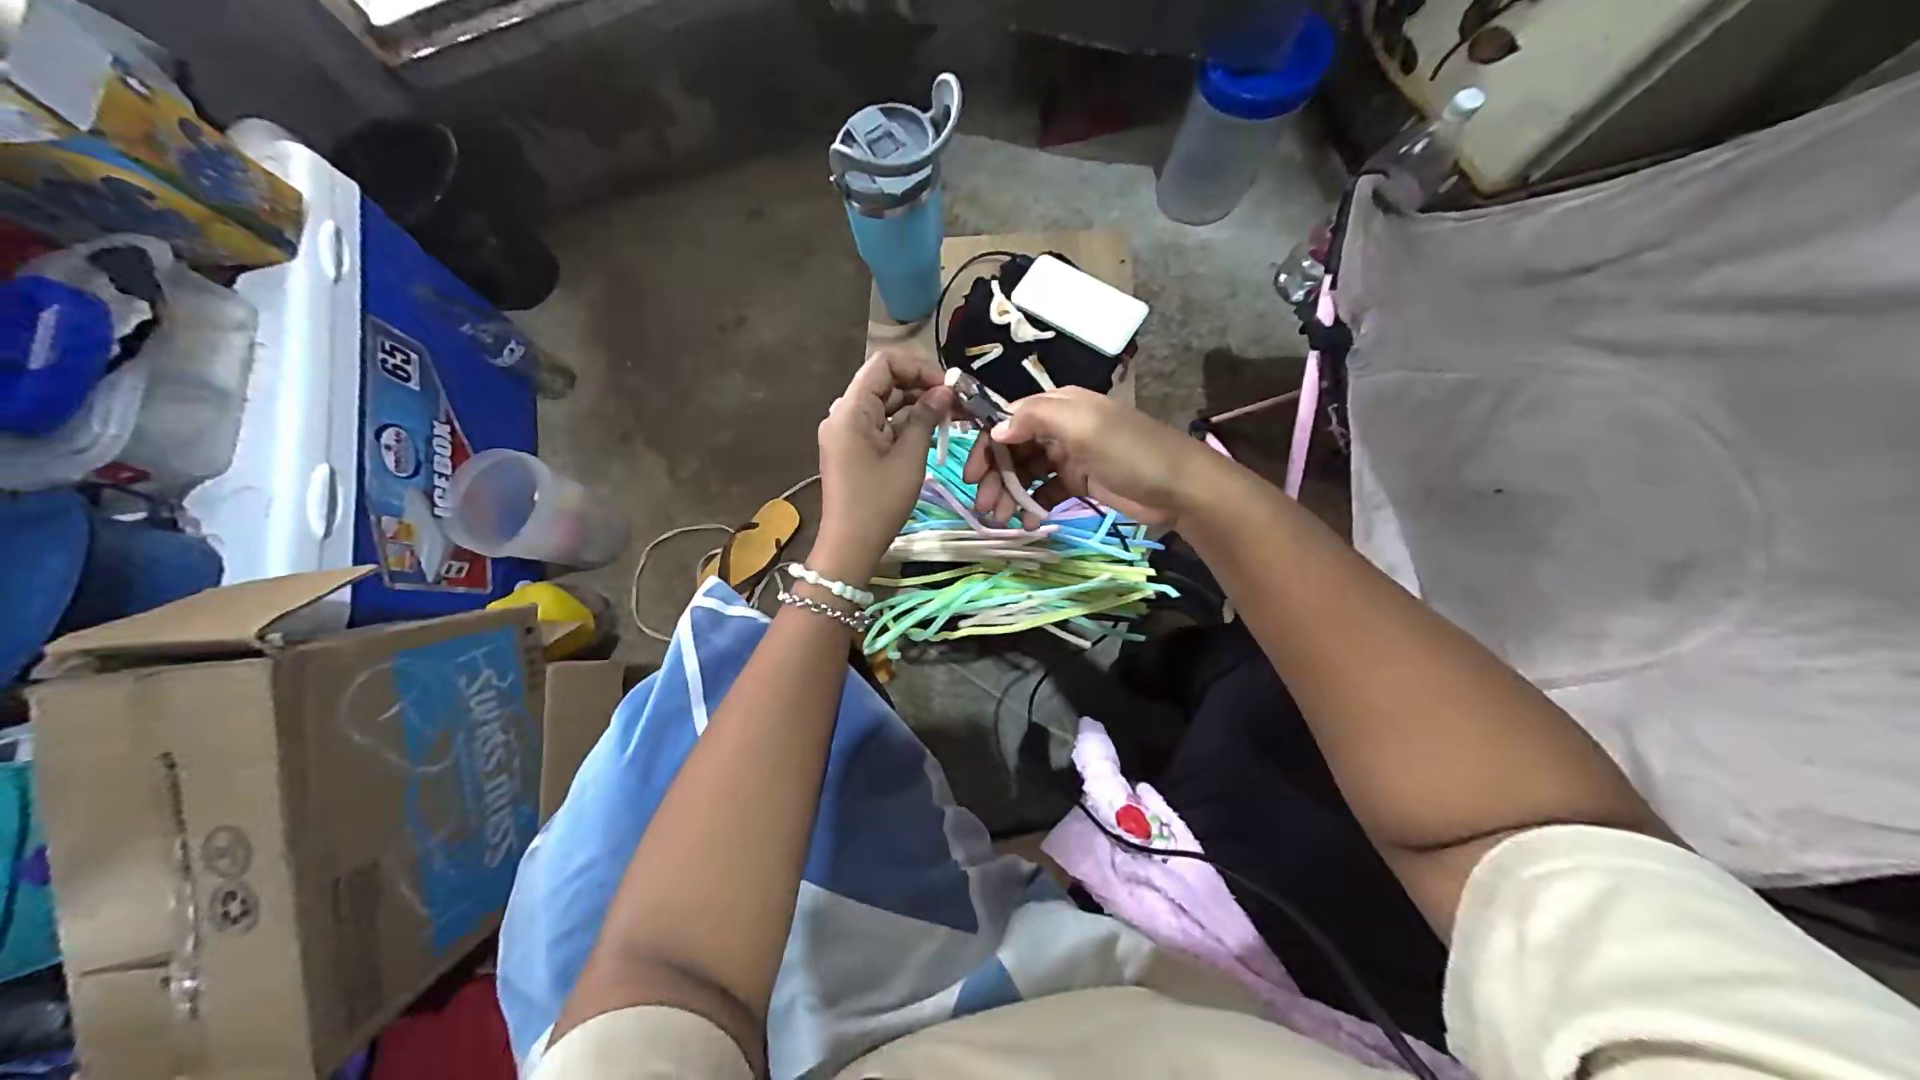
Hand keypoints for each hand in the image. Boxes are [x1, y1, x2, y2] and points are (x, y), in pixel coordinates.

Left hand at [814, 348, 953, 582]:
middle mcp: (843, 413)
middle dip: (920, 386)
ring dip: (914, 404)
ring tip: (948, 416)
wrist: (849, 546)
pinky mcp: (851, 447)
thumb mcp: (909, 458)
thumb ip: (925, 418)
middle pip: (883, 381)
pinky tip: (928, 431)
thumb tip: (944, 391)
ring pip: (883, 402)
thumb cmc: (879, 502)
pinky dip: (903, 422)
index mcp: (851, 410)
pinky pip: (879, 423)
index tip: (947, 386)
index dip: (918, 367)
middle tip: (955, 402)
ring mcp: (845, 431)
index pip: (883, 363)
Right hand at [963, 387, 1208, 529]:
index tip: (972, 475)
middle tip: (984, 506)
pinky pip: (1045, 492)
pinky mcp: (1079, 483)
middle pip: (1014, 449)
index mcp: (1059, 405)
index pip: (1009, 421)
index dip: (987, 446)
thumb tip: (996, 428)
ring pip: (1026, 473)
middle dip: (995, 476)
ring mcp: (1069, 456)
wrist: (1179, 488)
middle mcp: (1060, 427)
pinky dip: (1032, 505)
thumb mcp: (1083, 425)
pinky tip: (1027, 523)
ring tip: (1001, 521)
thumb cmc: (1129, 451)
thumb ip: (1035, 417)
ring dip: (1009, 495)